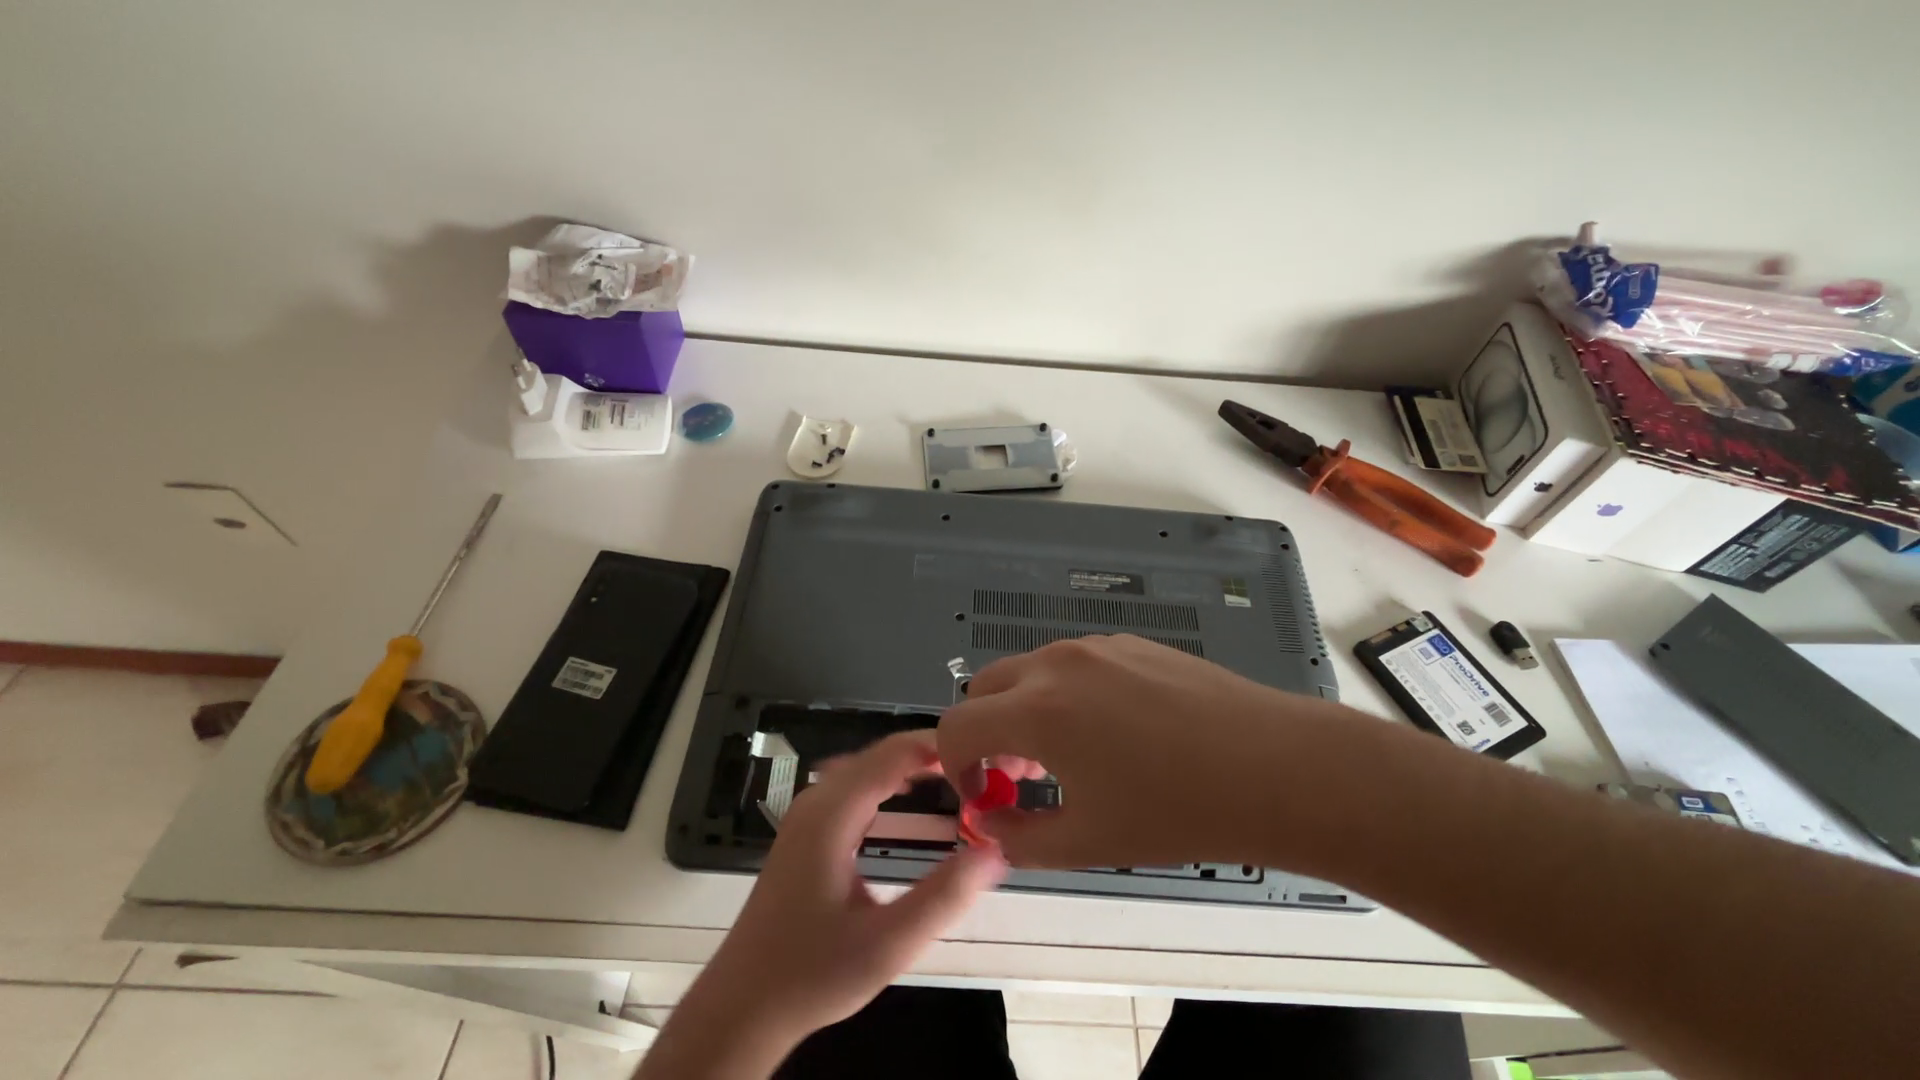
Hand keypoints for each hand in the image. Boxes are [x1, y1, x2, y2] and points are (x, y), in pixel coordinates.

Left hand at [643, 731, 1005, 1077]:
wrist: (743, 1005)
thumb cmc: (813, 974)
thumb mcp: (888, 943)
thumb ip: (944, 897)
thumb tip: (996, 852)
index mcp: (831, 816)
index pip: (893, 754)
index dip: (941, 746)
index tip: (988, 757)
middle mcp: (815, 803)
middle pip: (879, 754)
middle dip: (931, 752)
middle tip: (983, 768)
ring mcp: (805, 817)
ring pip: (864, 768)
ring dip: (909, 765)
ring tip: (957, 776)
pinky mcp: (804, 834)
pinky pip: (852, 787)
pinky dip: (888, 782)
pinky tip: (911, 797)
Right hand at [937, 634, 1373, 872]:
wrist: (1277, 768)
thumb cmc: (1179, 811)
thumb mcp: (1089, 843)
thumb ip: (1019, 840)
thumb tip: (991, 827)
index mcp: (1037, 712)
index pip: (955, 727)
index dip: (955, 767)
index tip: (982, 797)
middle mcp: (1057, 665)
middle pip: (984, 689)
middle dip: (985, 733)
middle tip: (1018, 777)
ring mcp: (1098, 648)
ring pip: (1029, 672)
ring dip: (1023, 710)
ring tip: (1068, 756)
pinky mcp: (1134, 644)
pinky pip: (1074, 664)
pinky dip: (1065, 693)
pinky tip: (1114, 731)